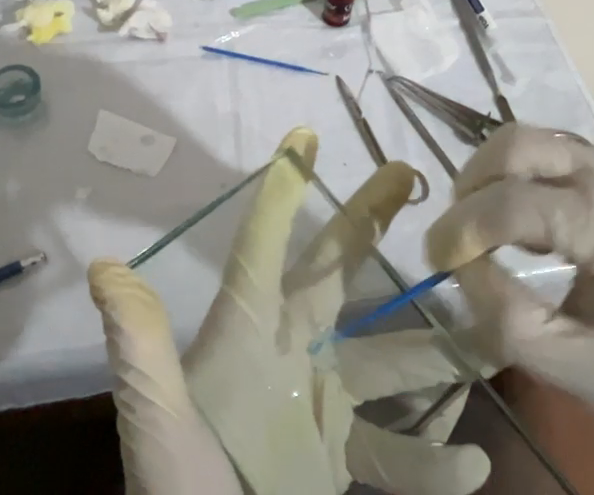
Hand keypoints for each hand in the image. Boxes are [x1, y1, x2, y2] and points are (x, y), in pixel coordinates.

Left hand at [89, 127, 492, 494]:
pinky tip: (472, 466)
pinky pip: (396, 449)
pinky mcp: (342, 453)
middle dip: (368, 222)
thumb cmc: (179, 489)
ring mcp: (319, 401)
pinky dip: (432, 461)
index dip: (283, 192)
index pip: (263, 249)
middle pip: (335, 274)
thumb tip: (100, 268)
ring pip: (389, 360)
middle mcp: (286, 351)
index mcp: (242, 334)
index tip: (304, 133)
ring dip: (441, 349)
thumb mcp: (156, 420)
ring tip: (493, 332)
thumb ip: (140, 349)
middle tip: (406, 171)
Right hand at [425, 124, 593, 494]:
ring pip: (530, 138)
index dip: (465, 227)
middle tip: (457, 234)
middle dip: (472, 184)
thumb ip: (505, 316)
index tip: (435, 258)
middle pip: (520, 144)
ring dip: (489, 174)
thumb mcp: (572, 369)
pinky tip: (517, 219)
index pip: (522, 205)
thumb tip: (459, 260)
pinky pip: (548, 149)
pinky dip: (514, 174)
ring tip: (481, 225)